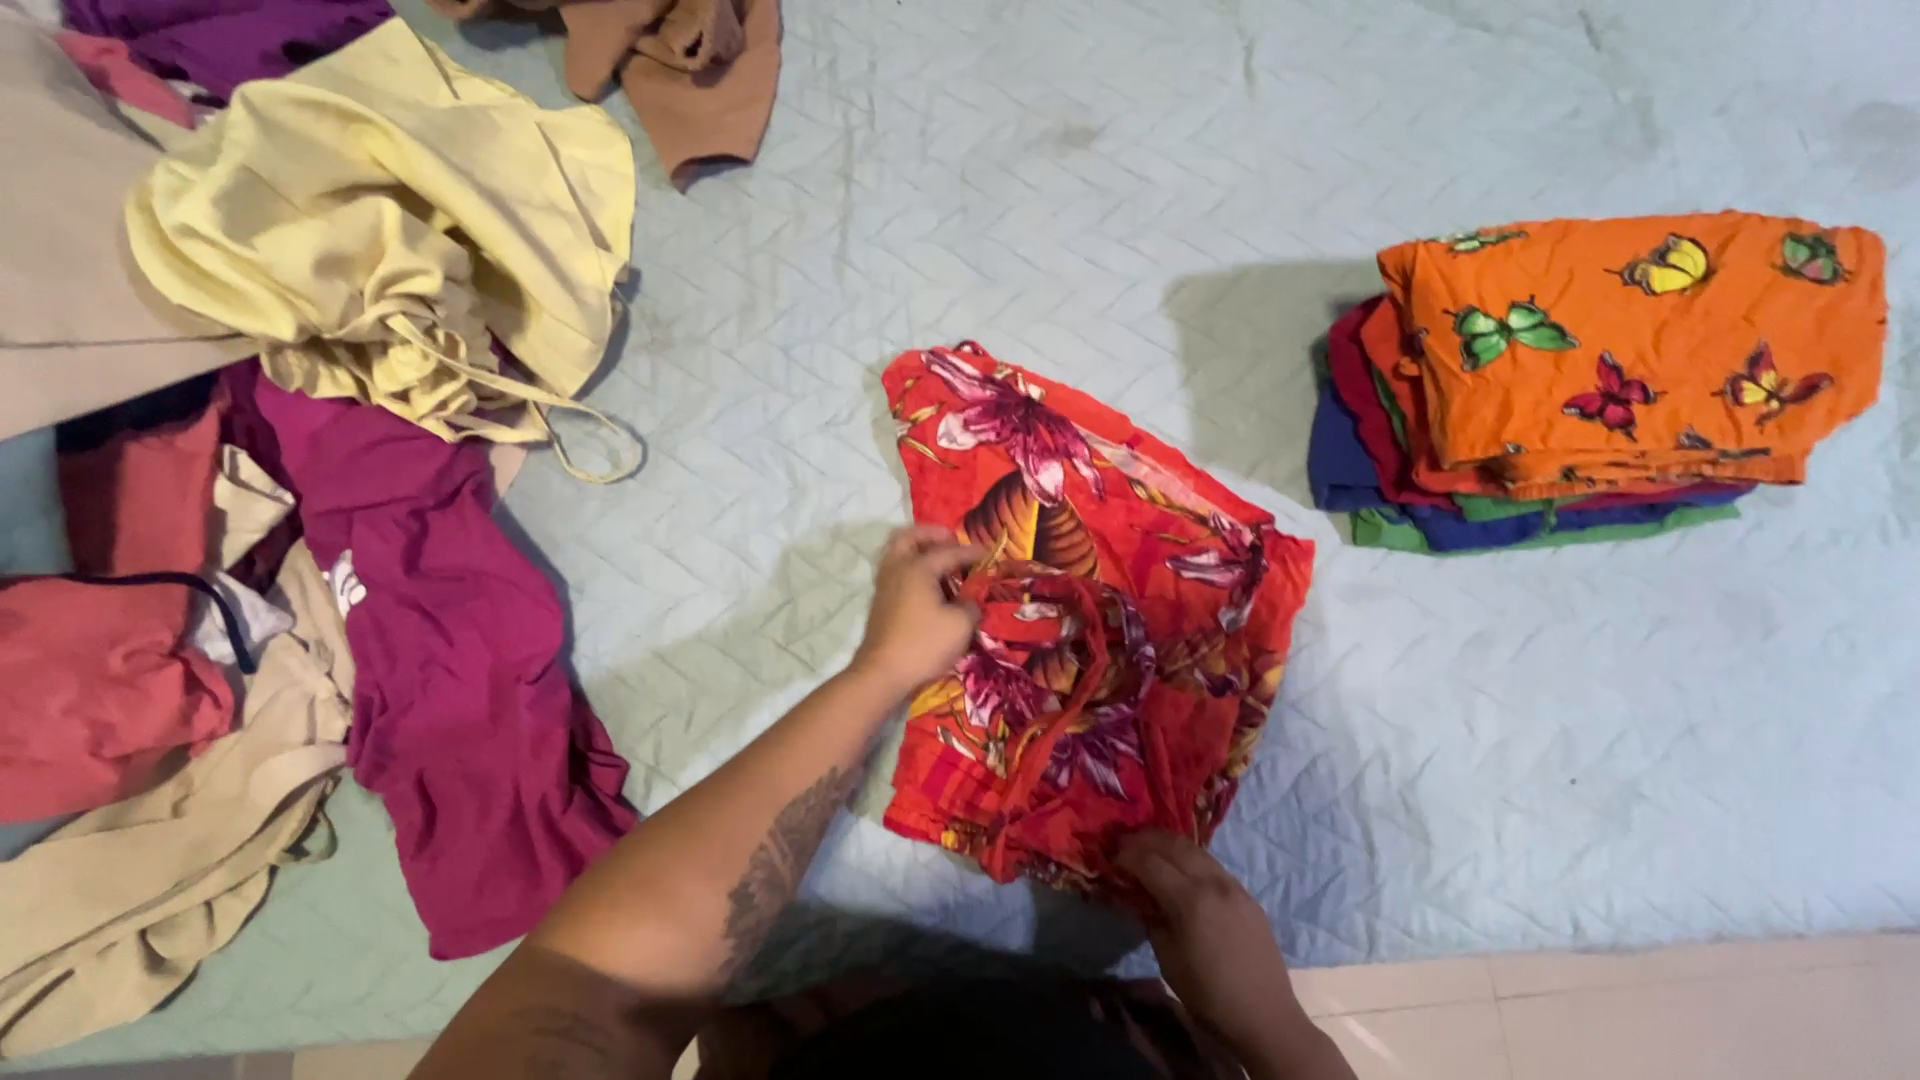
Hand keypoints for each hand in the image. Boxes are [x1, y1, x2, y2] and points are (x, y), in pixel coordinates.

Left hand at [848, 525, 982, 699]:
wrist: (882, 673)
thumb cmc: (924, 644)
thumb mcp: (960, 625)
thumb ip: (970, 605)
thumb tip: (969, 601)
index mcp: (917, 567)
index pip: (949, 551)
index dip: (972, 552)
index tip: (990, 553)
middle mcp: (897, 568)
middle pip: (908, 537)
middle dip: (932, 535)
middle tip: (952, 543)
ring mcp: (884, 585)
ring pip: (898, 553)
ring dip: (918, 551)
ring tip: (941, 563)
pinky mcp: (880, 602)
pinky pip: (896, 571)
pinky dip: (912, 568)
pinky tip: (929, 586)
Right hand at [1117, 832, 1321, 1069]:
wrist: (1264, 1016)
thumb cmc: (1208, 995)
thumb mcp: (1167, 959)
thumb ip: (1151, 918)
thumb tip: (1140, 895)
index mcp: (1190, 900)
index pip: (1149, 862)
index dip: (1126, 855)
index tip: (1110, 857)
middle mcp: (1213, 882)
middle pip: (1173, 845)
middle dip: (1145, 839)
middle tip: (1124, 843)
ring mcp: (1234, 886)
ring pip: (1195, 849)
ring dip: (1168, 844)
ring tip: (1149, 849)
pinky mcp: (1247, 895)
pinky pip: (1212, 865)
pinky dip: (1190, 858)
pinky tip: (1180, 869)